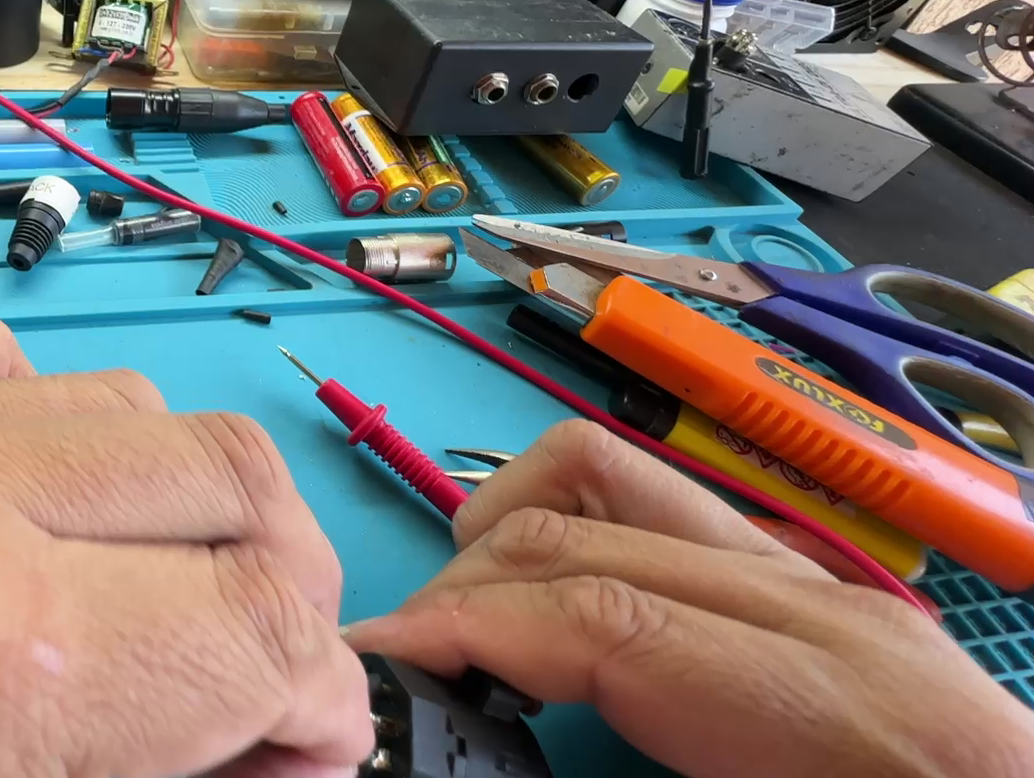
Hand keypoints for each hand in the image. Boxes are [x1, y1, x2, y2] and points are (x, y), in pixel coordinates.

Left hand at [0, 317, 371, 777]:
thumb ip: (191, 767)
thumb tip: (302, 708)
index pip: (258, 614)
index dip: (317, 687)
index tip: (307, 730)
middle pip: (227, 471)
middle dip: (280, 576)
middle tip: (258, 660)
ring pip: (139, 403)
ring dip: (179, 503)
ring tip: (151, 588)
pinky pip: (23, 367)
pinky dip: (70, 433)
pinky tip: (50, 509)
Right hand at [344, 420, 1033, 777]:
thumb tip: (462, 755)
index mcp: (841, 706)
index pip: (598, 618)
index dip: (465, 629)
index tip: (379, 658)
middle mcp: (818, 604)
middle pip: (570, 539)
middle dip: (458, 592)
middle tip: (409, 657)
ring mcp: (801, 570)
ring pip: (588, 470)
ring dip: (498, 532)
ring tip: (471, 611)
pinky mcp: (784, 569)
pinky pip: (629, 490)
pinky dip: (551, 516)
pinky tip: (540, 589)